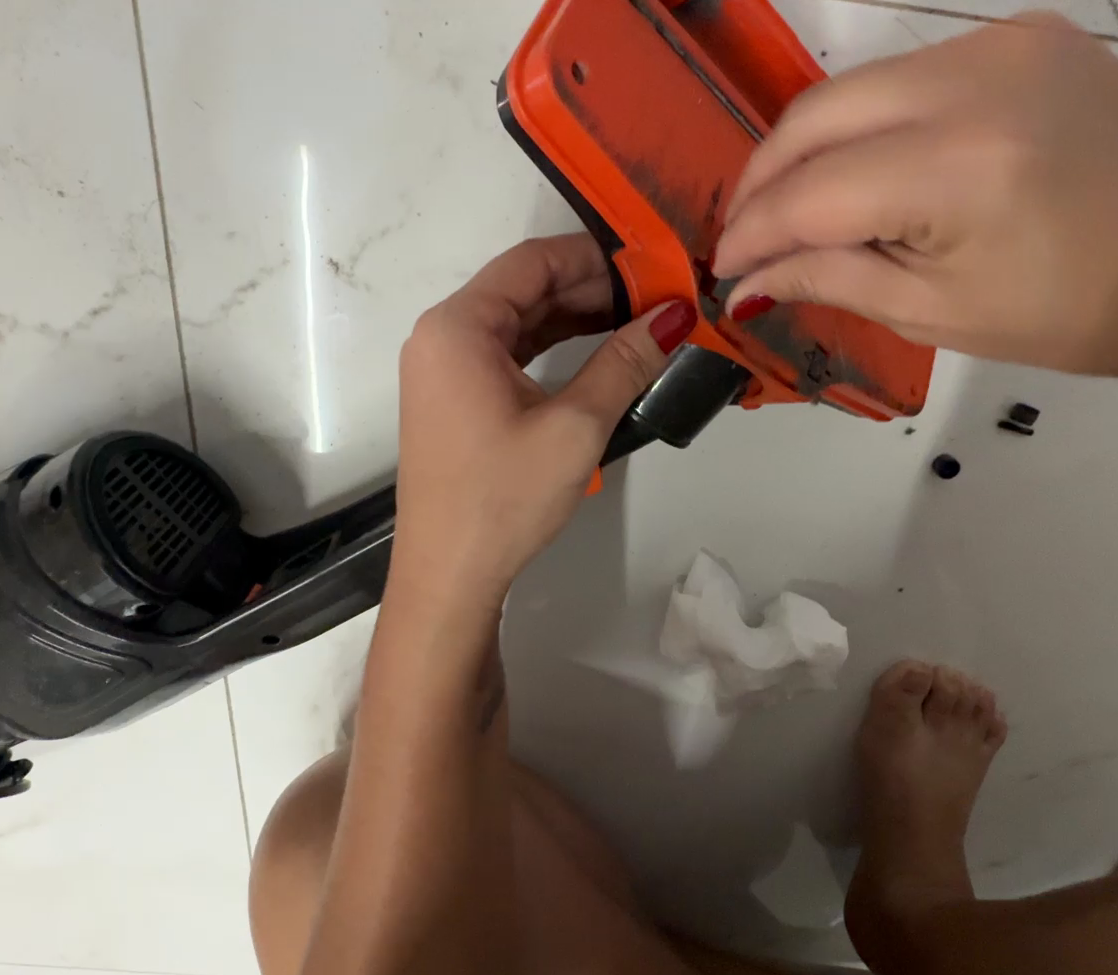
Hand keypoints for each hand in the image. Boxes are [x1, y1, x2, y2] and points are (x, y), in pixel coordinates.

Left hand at [391, 234, 695, 609]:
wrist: (449, 573)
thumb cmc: (505, 498)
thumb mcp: (575, 427)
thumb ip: (625, 363)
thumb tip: (675, 315)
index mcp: (459, 327)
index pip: (532, 262)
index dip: (595, 258)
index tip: (651, 266)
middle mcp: (441, 337)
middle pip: (522, 290)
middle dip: (589, 290)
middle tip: (654, 300)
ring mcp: (442, 371)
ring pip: (515, 324)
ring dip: (572, 321)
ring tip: (636, 325)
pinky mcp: (453, 402)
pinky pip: (504, 357)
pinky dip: (548, 352)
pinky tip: (594, 357)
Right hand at [713, 12, 1117, 376]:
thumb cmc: (1074, 313)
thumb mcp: (935, 313)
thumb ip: (831, 280)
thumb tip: (747, 282)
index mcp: (960, 167)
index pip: (812, 191)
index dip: (754, 232)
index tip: (722, 270)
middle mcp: (977, 79)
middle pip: (816, 116)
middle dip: (762, 181)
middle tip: (744, 238)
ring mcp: (1004, 42)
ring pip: (852, 87)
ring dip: (805, 151)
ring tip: (789, 213)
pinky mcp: (1021, 36)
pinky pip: (903, 76)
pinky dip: (860, 126)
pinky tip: (854, 175)